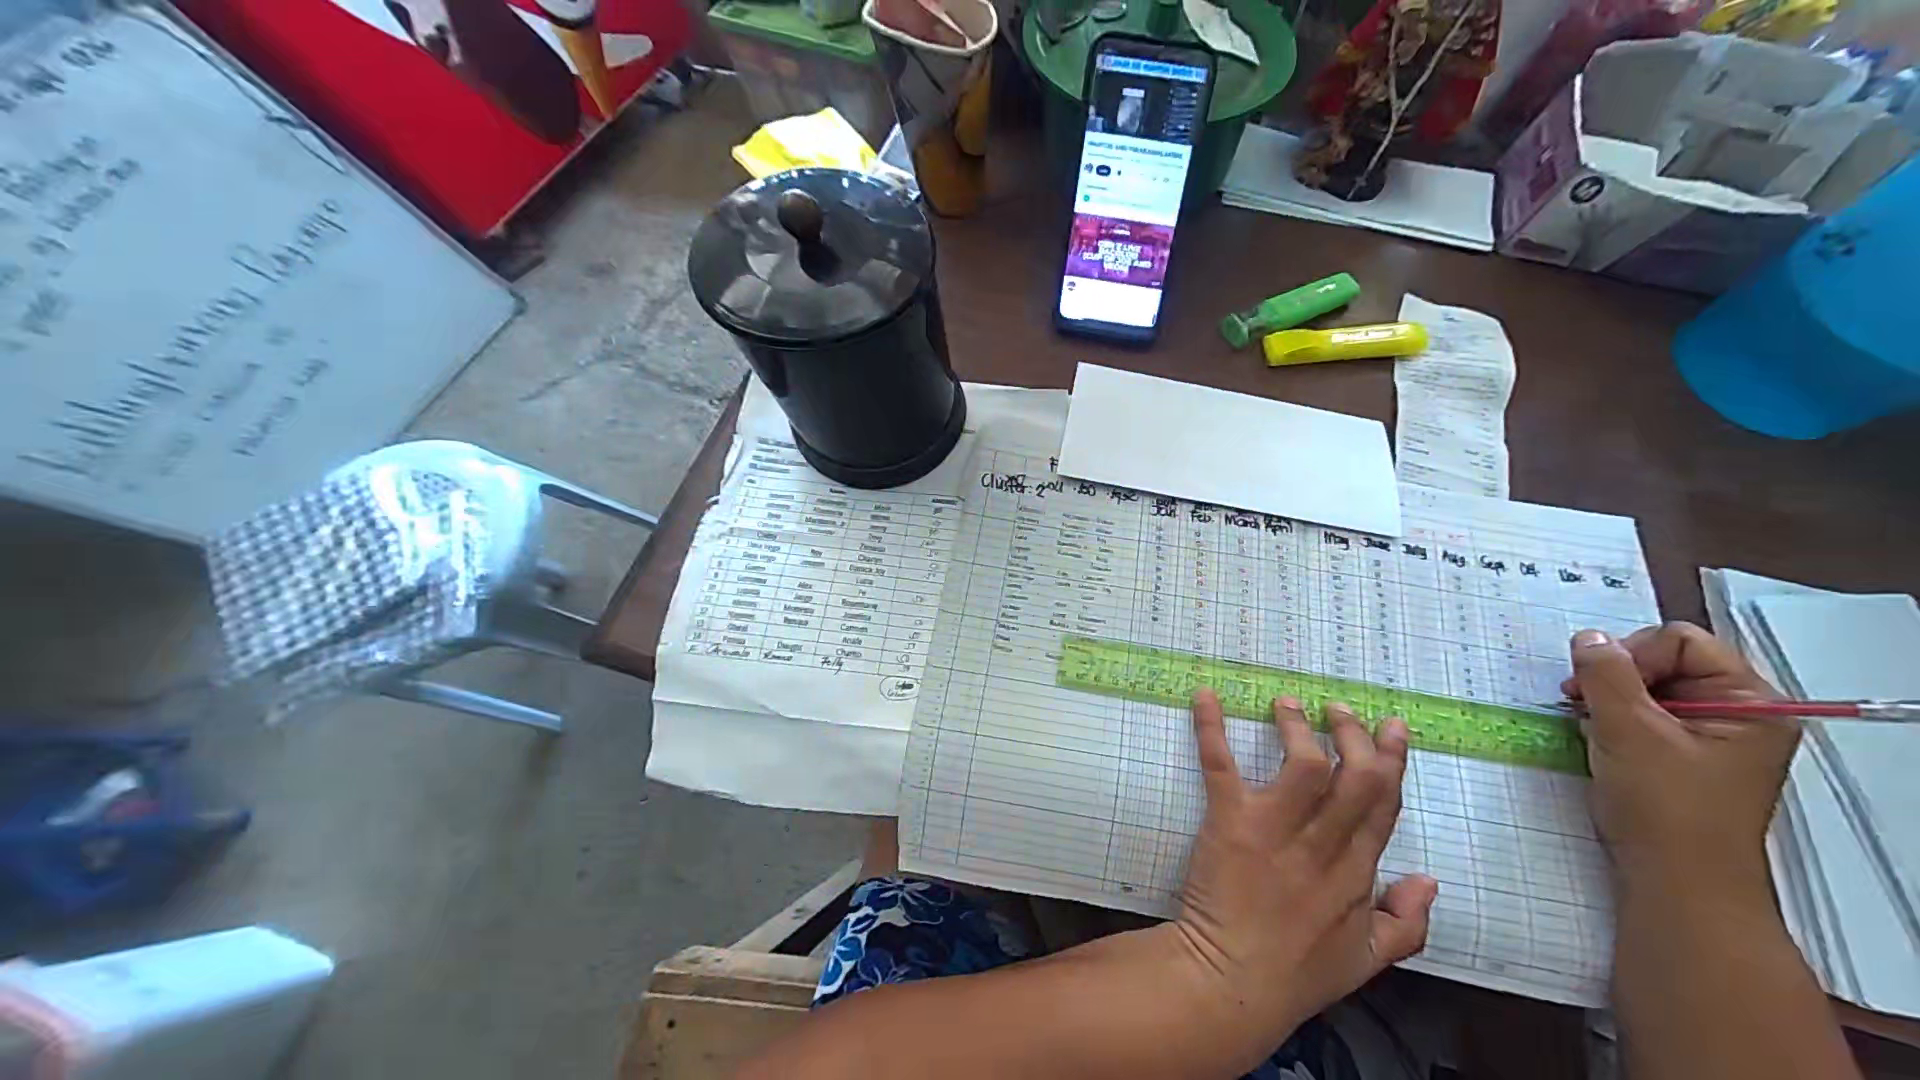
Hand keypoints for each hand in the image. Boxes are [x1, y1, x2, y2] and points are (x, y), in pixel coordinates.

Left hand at [1172, 689, 1436, 1037]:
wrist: (1232, 981)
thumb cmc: (1296, 971)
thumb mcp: (1367, 961)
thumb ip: (1406, 923)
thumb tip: (1430, 879)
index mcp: (1357, 872)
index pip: (1384, 805)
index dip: (1392, 761)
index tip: (1393, 727)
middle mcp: (1323, 845)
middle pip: (1355, 777)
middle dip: (1353, 735)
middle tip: (1339, 707)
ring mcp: (1276, 831)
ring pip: (1303, 766)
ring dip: (1297, 728)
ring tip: (1288, 703)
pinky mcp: (1230, 823)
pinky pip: (1222, 766)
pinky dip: (1211, 728)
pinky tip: (1206, 697)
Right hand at [1561, 623, 1798, 894]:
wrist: (1675, 878)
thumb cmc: (1665, 805)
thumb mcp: (1629, 731)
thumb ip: (1606, 675)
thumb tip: (1588, 638)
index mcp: (1748, 703)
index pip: (1681, 642)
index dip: (1632, 654)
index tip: (1596, 685)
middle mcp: (1734, 712)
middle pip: (1662, 660)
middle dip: (1614, 675)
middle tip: (1580, 699)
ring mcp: (1707, 734)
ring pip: (1645, 686)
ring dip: (1606, 696)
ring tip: (1587, 721)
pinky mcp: (1679, 751)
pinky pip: (1641, 711)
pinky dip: (1611, 716)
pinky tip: (1596, 736)